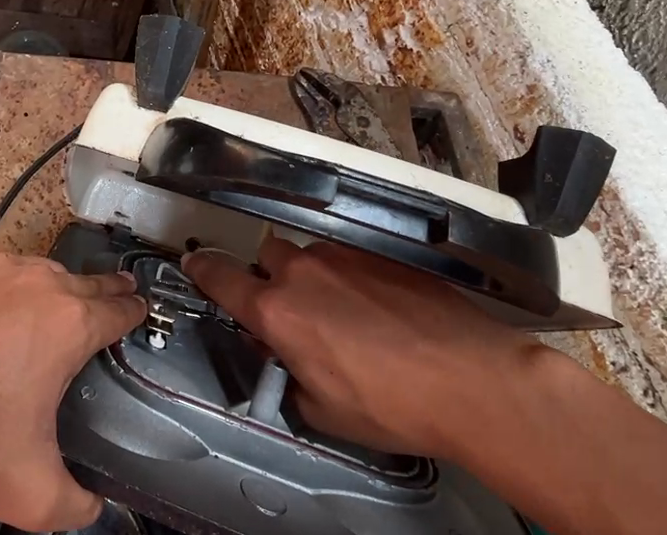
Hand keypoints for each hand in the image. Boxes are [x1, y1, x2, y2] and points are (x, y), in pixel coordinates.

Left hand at [0, 248, 146, 530]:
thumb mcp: (33, 493)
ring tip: (55, 303)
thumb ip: (79, 505)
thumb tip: (93, 505)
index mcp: (67, 325)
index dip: (134, 314)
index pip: (117, 312)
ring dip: (52, 286)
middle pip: (85, 282)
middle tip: (118, 294)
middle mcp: (36, 284)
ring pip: (37, 271)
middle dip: (105, 290)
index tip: (141, 310)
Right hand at [181, 235, 542, 457]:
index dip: (202, 270)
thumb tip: (288, 367)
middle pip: (265, 257)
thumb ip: (289, 379)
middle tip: (289, 312)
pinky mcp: (381, 255)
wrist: (471, 380)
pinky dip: (351, 279)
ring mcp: (344, 257)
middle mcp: (303, 273)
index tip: (195, 265)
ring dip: (312, 278)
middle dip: (269, 279)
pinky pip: (349, 258)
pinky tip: (377, 312)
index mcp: (276, 311)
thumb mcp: (323, 411)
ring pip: (309, 255)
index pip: (219, 277)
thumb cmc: (395, 404)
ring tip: (342, 317)